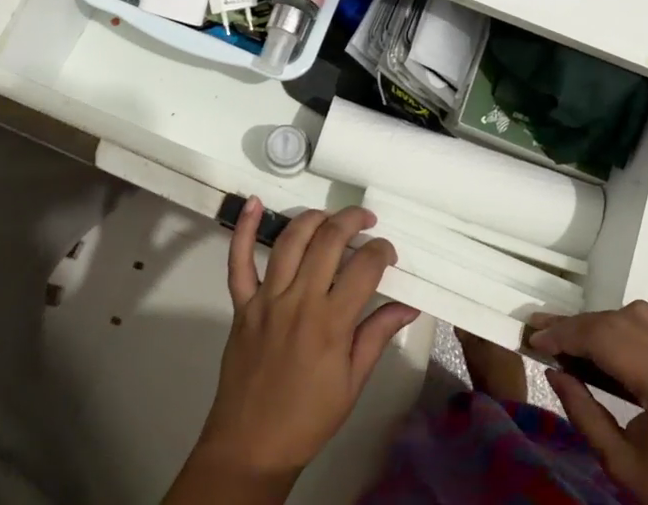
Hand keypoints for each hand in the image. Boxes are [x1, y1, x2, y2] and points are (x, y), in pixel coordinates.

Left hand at [164, 200, 419, 504]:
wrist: (252, 443)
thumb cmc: (309, 417)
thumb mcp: (353, 382)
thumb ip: (376, 336)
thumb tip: (408, 306)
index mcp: (331, 323)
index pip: (364, 268)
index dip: (381, 251)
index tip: (388, 252)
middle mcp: (299, 301)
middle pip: (328, 242)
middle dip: (352, 221)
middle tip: (366, 220)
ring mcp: (266, 299)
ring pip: (290, 241)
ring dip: (313, 219)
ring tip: (330, 217)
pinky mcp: (241, 304)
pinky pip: (239, 260)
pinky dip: (244, 229)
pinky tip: (254, 203)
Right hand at [531, 302, 647, 504]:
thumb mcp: (623, 464)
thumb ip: (584, 412)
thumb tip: (554, 372)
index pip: (604, 336)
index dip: (563, 333)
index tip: (532, 339)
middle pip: (621, 318)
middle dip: (578, 324)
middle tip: (544, 333)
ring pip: (645, 314)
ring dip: (606, 321)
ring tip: (576, 341)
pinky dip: (633, 329)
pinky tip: (613, 348)